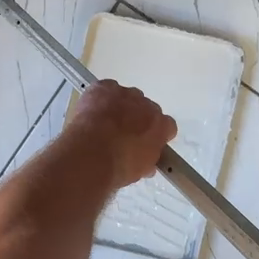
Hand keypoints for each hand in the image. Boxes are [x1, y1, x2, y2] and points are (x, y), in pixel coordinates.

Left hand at [63, 80, 178, 190]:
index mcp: (161, 125)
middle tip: (123, 134)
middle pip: (145, 108)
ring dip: (118, 107)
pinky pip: (105, 89)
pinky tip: (93, 111)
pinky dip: (100, 97)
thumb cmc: (119, 167)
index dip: (156, 134)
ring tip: (104, 123)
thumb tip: (146, 163)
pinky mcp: (103, 87)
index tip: (147, 142)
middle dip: (137, 118)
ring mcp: (124, 94)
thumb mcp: (140, 170)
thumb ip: (147, 160)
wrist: (91, 154)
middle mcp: (146, 105)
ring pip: (125, 97)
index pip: (167, 125)